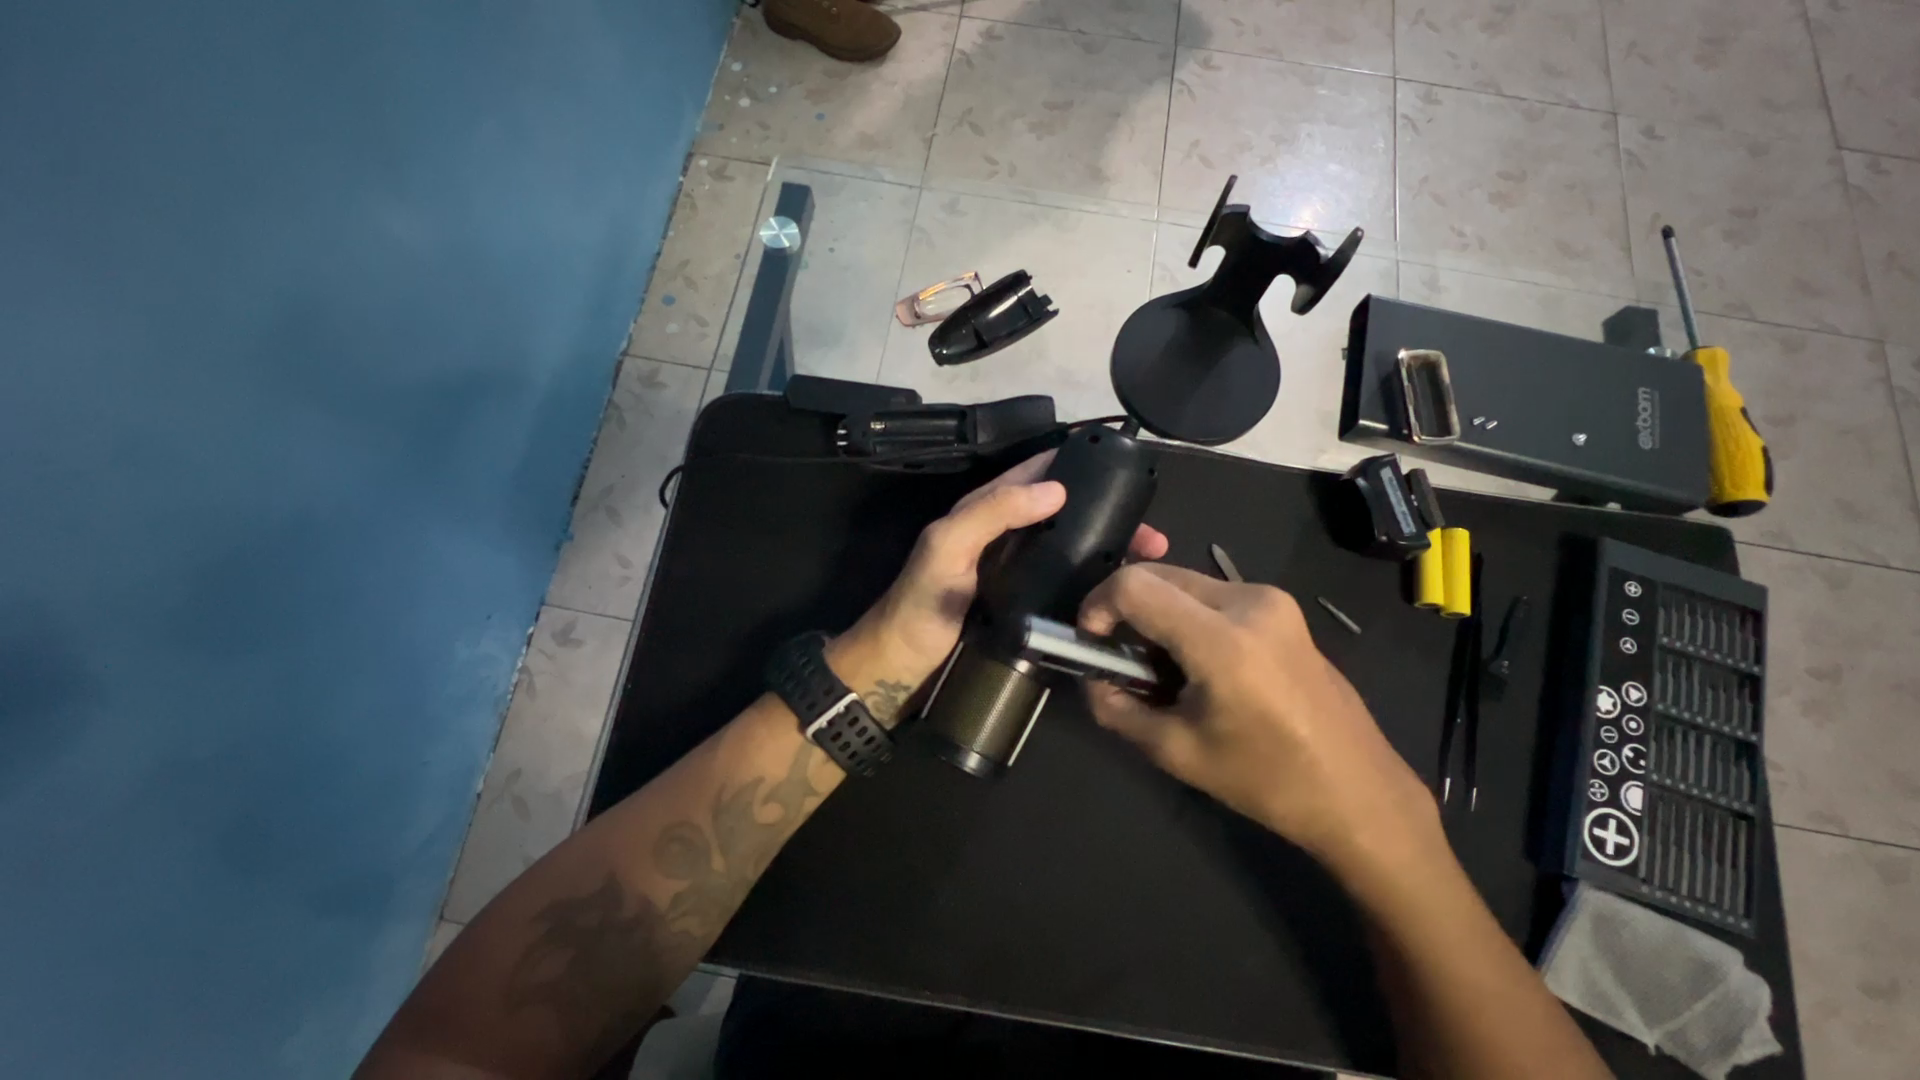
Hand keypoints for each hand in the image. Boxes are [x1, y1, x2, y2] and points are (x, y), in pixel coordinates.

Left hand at [830, 450, 1167, 719]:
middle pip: (1062, 515)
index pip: (1034, 475)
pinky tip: (1122, 592)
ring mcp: (1015, 576)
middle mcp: (1004, 538)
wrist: (900, 671)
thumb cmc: (919, 606)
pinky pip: (1064, 586)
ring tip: (1149, 559)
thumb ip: (992, 513)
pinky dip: (1093, 584)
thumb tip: (1056, 489)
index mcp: (983, 513)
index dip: (1074, 463)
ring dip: (1107, 550)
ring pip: (1069, 551)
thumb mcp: (947, 548)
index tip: (1123, 466)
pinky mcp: (1024, 610)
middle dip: (1107, 515)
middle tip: (1152, 533)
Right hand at [1079, 564, 1438, 877]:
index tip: (1089, 640)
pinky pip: (1215, 596)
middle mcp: (1248, 602)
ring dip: (1157, 612)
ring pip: (1186, 583)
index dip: (1097, 605)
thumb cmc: (1267, 780)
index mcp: (1221, 640)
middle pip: (1159, 575)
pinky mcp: (1284, 610)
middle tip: (1116, 656)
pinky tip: (1194, 664)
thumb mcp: (1178, 752)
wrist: (1358, 792)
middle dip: (1125, 608)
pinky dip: (1187, 617)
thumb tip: (1091, 681)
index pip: (1135, 586)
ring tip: (1157, 667)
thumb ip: (1118, 709)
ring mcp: (1272, 600)